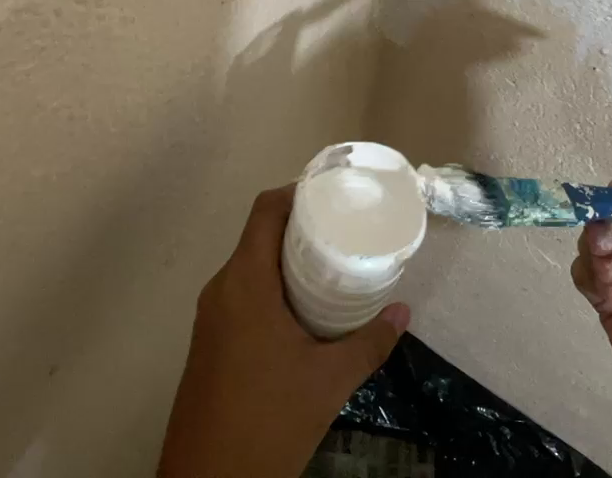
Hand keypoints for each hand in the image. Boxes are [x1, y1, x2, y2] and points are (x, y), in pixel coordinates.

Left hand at [157, 185, 407, 477]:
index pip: (265, 211)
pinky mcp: (209, 340)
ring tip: (330, 264)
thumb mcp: (329, 381)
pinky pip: (241, 291)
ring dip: (285, 257)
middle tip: (343, 229)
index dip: (297, 192)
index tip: (333, 194)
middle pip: (257, 234)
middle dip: (299, 225)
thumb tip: (403, 311)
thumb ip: (369, 342)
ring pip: (249, 265)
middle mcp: (221, 289)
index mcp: (244, 283)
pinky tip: (302, 306)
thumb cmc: (268, 419)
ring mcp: (210, 316)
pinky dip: (271, 284)